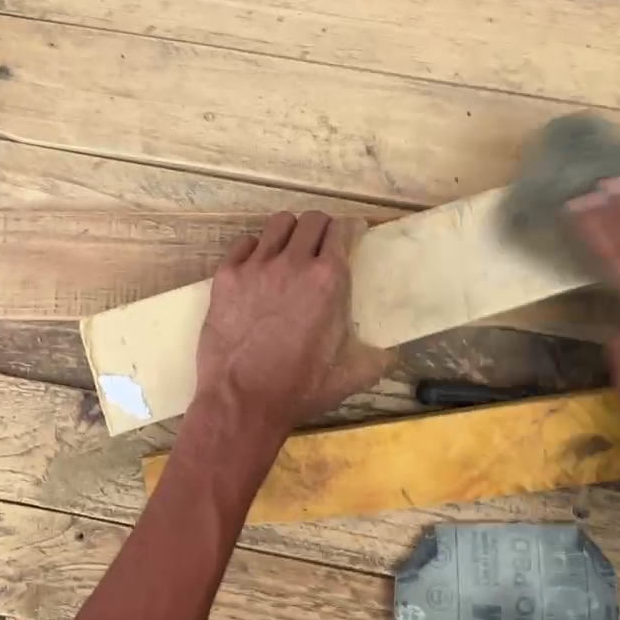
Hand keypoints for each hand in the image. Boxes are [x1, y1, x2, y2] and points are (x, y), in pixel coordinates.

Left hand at [195, 211, 389, 434]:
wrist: (242, 400)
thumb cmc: (299, 389)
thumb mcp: (352, 376)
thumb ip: (378, 358)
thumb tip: (392, 354)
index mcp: (329, 280)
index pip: (343, 231)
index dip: (350, 230)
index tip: (351, 235)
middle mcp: (293, 263)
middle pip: (312, 220)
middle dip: (321, 228)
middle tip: (321, 244)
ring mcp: (256, 266)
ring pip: (278, 224)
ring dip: (289, 232)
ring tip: (289, 250)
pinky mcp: (226, 276)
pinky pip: (244, 244)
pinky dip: (255, 249)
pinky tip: (257, 267)